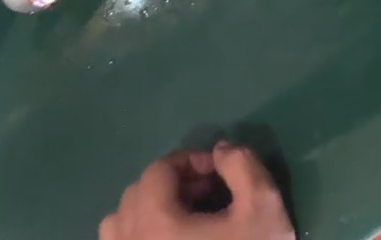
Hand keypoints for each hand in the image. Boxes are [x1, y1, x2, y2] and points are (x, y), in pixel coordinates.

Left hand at [99, 143, 293, 239]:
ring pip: (117, 226)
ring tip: (187, 219)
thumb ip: (242, 165)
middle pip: (133, 195)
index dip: (191, 160)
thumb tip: (220, 149)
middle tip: (209, 193)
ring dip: (149, 209)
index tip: (221, 173)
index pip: (156, 172)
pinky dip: (139, 236)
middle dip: (172, 183)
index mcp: (156, 225)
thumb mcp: (262, 205)